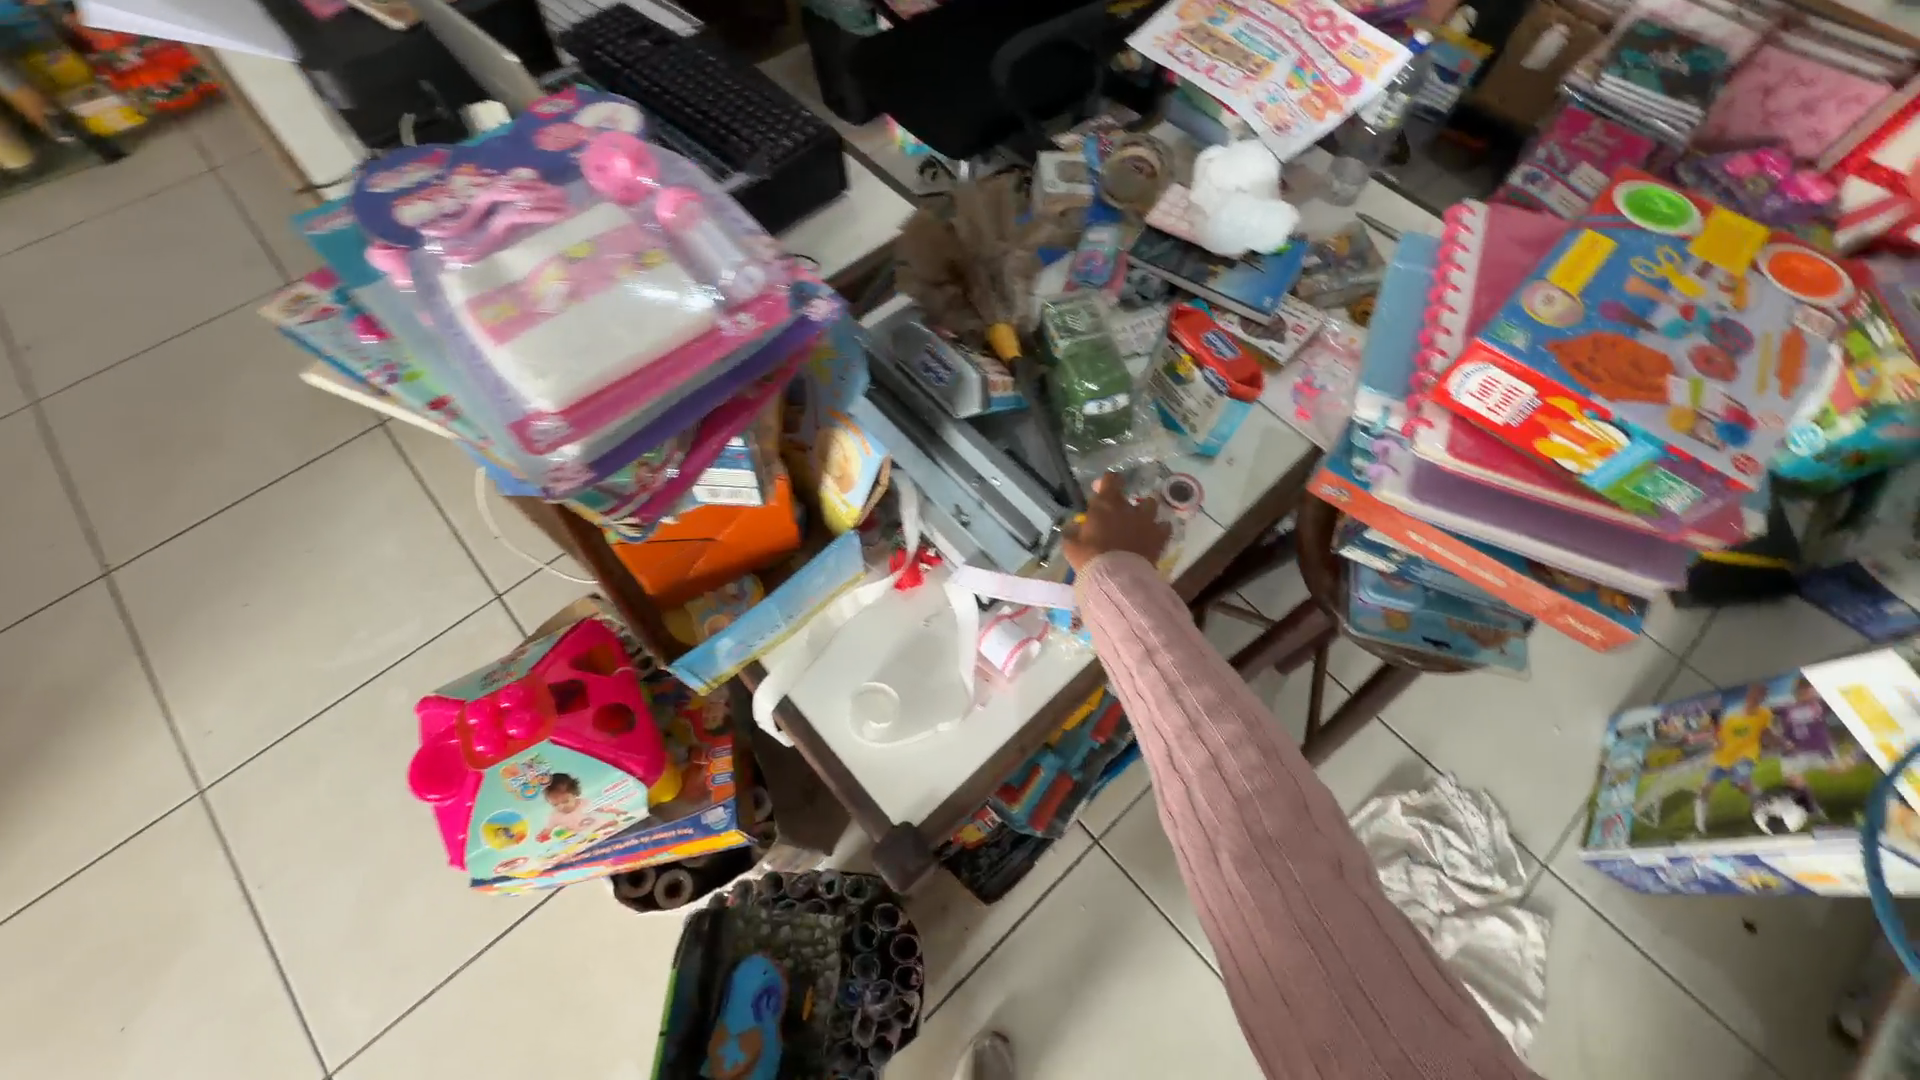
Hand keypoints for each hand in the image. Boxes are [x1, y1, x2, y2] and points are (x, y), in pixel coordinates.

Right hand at [1062, 473, 1172, 573]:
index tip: (1099, 490)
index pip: (1110, 480)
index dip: (1105, 482)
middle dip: (1123, 502)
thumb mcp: (1071, 546)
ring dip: (1145, 510)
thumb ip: (1072, 533)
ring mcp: (1146, 520)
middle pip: (1130, 494)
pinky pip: (1165, 527)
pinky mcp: (1159, 536)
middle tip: (1116, 515)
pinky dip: (1161, 529)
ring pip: (1151, 505)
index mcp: (1105, 504)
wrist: (1115, 577)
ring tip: (1140, 520)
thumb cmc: (1090, 557)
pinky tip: (1155, 535)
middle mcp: (1127, 507)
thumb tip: (1072, 528)